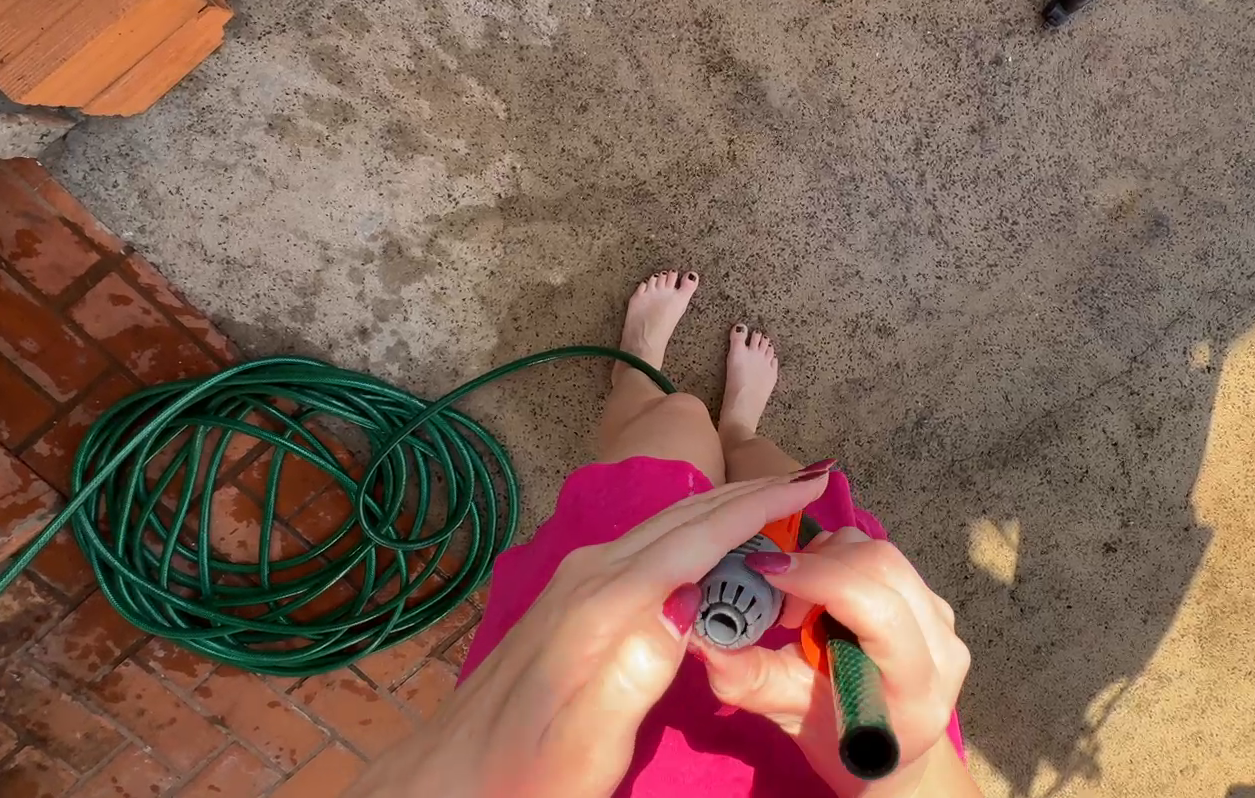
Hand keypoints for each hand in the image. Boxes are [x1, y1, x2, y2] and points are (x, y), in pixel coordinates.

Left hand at [351, 471, 831, 797]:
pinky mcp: (574, 589)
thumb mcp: (584, 748)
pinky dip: (696, 528)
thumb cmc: (521, 779)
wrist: (443, 784)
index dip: (758, 507)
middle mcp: (593, 571)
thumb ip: (635, 668)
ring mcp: (580, 575)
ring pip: (668, 523)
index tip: (811, 485)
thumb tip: (691, 595)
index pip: (697, 538)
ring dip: (724, 508)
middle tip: (807, 486)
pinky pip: (652, 540)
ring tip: (773, 502)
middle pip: (686, 517)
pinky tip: (711, 539)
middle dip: (749, 495)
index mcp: (605, 603)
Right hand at [698, 527, 972, 797]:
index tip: (766, 570)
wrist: (891, 751)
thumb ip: (751, 680)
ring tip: (798, 599)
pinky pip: (881, 554)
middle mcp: (944, 647)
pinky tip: (819, 590)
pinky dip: (840, 558)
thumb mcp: (792, 719)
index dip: (819, 579)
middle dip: (818, 564)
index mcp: (917, 690)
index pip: (877, 610)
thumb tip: (701, 640)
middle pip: (881, 565)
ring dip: (828, 558)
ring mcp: (942, 616)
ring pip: (881, 550)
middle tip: (777, 592)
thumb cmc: (840, 741)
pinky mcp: (929, 597)